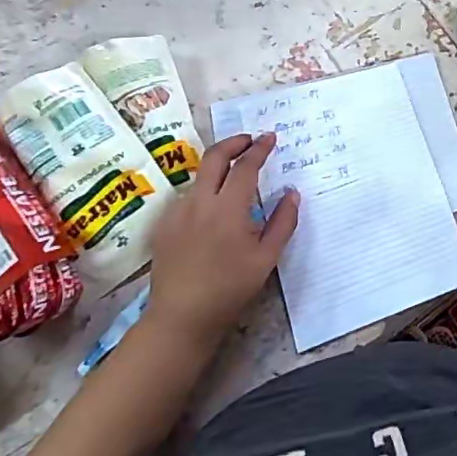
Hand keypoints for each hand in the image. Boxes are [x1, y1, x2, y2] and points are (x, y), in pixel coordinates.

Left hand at [147, 134, 299, 339]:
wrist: (181, 318)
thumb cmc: (229, 289)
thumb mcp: (266, 259)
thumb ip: (283, 222)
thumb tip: (292, 193)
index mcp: (228, 209)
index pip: (245, 166)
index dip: (259, 148)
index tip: (270, 137)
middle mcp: (199, 202)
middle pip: (214, 156)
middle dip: (234, 142)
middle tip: (249, 140)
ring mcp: (177, 212)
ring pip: (199, 176)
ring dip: (218, 166)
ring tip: (234, 175)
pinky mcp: (164, 224)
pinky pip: (187, 197)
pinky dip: (204, 190)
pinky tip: (212, 208)